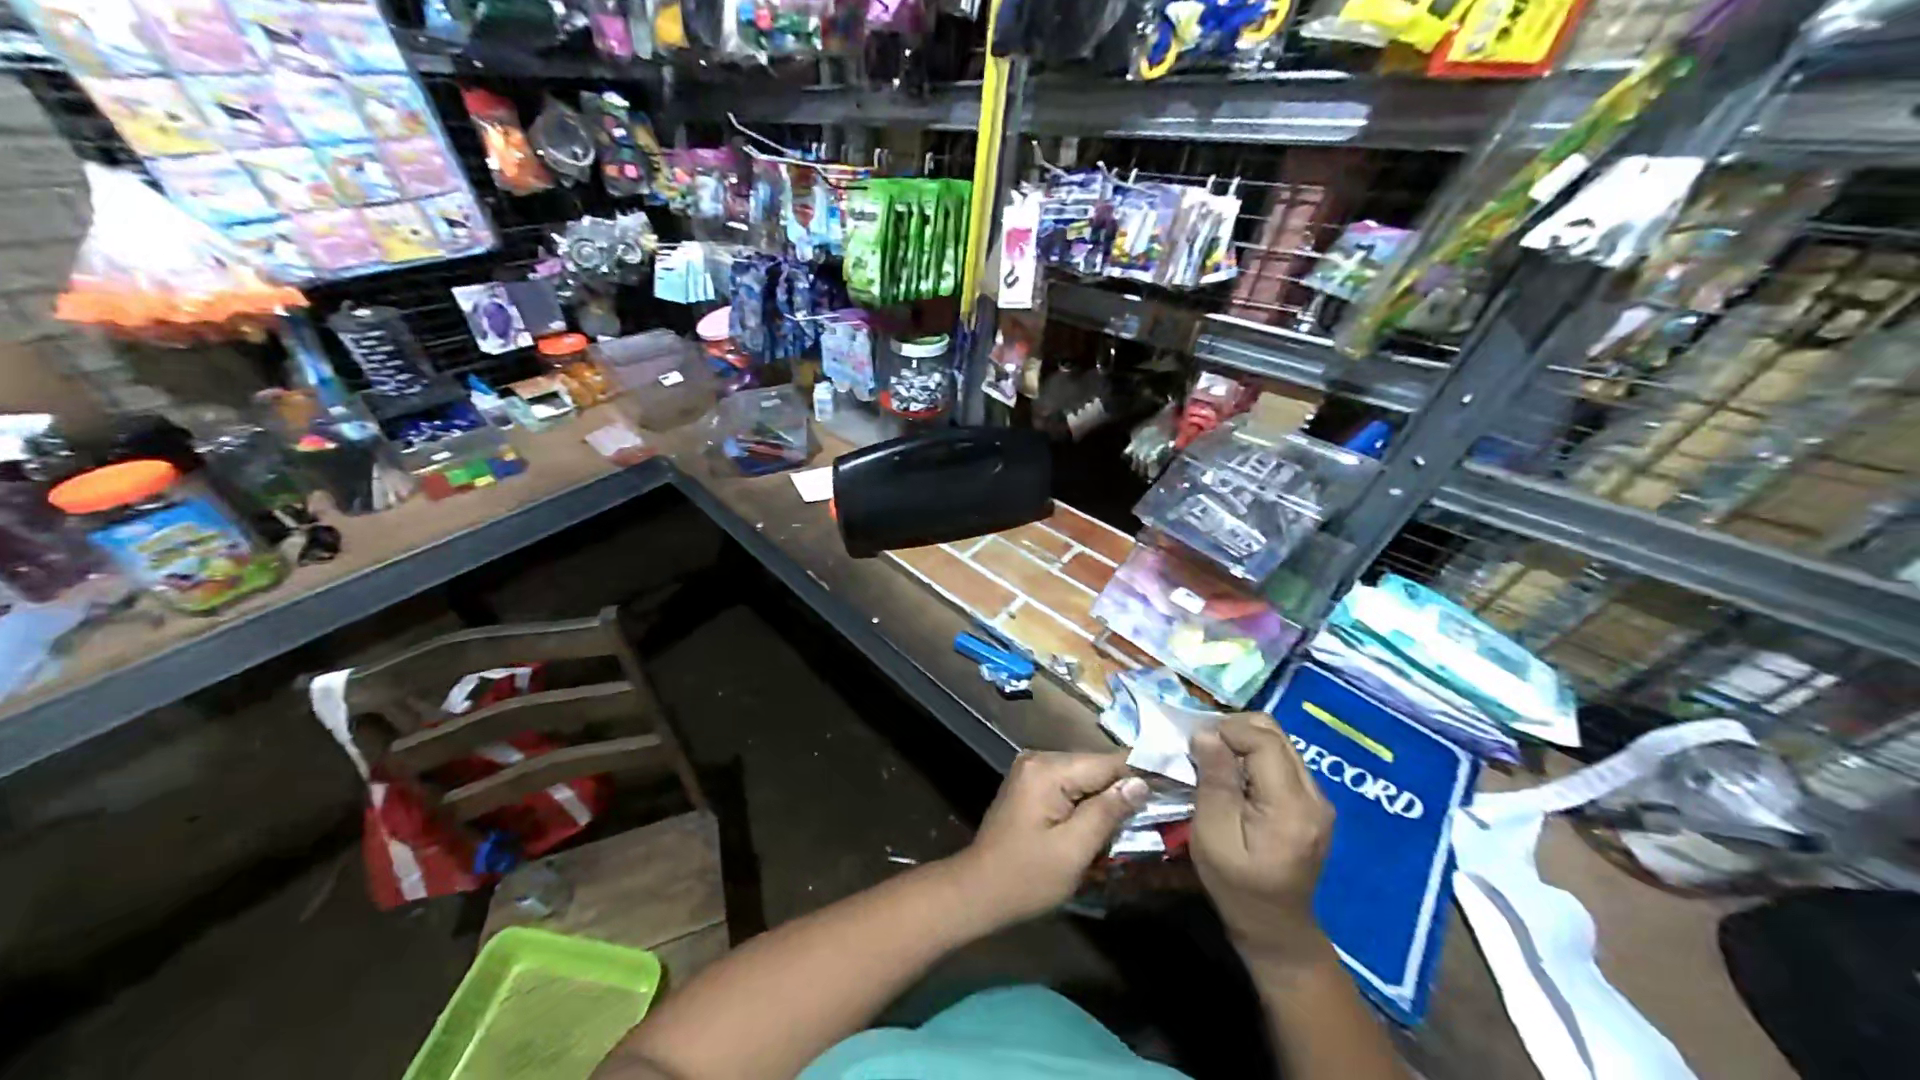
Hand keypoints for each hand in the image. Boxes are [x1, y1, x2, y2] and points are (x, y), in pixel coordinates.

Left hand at [950, 751, 1149, 925]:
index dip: (1143, 772)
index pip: (1107, 762)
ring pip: (1086, 777)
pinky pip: (1071, 785)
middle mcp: (1039, 759)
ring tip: (1145, 813)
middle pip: (1097, 767)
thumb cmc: (1026, 878)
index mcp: (1048, 769)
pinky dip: (1090, 801)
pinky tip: (1109, 819)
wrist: (977, 892)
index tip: (1178, 781)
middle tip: (1165, 805)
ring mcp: (1032, 770)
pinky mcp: (1031, 786)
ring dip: (1109, 796)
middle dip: (1127, 787)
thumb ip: (1107, 812)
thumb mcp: (1074, 850)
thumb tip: (1141, 782)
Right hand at [1191, 713, 1334, 965]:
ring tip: (1215, 758)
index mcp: (1292, 806)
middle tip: (1202, 745)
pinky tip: (1234, 774)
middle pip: (1276, 734)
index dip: (1228, 729)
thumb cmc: (1237, 885)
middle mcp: (1314, 796)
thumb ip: (1214, 782)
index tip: (1195, 741)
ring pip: (1280, 743)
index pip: (1264, 741)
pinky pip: (1282, 761)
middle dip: (1235, 729)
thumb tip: (1206, 734)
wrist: (1275, 927)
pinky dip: (1254, 756)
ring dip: (1244, 740)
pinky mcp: (1313, 803)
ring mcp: (1318, 799)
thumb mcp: (1212, 835)